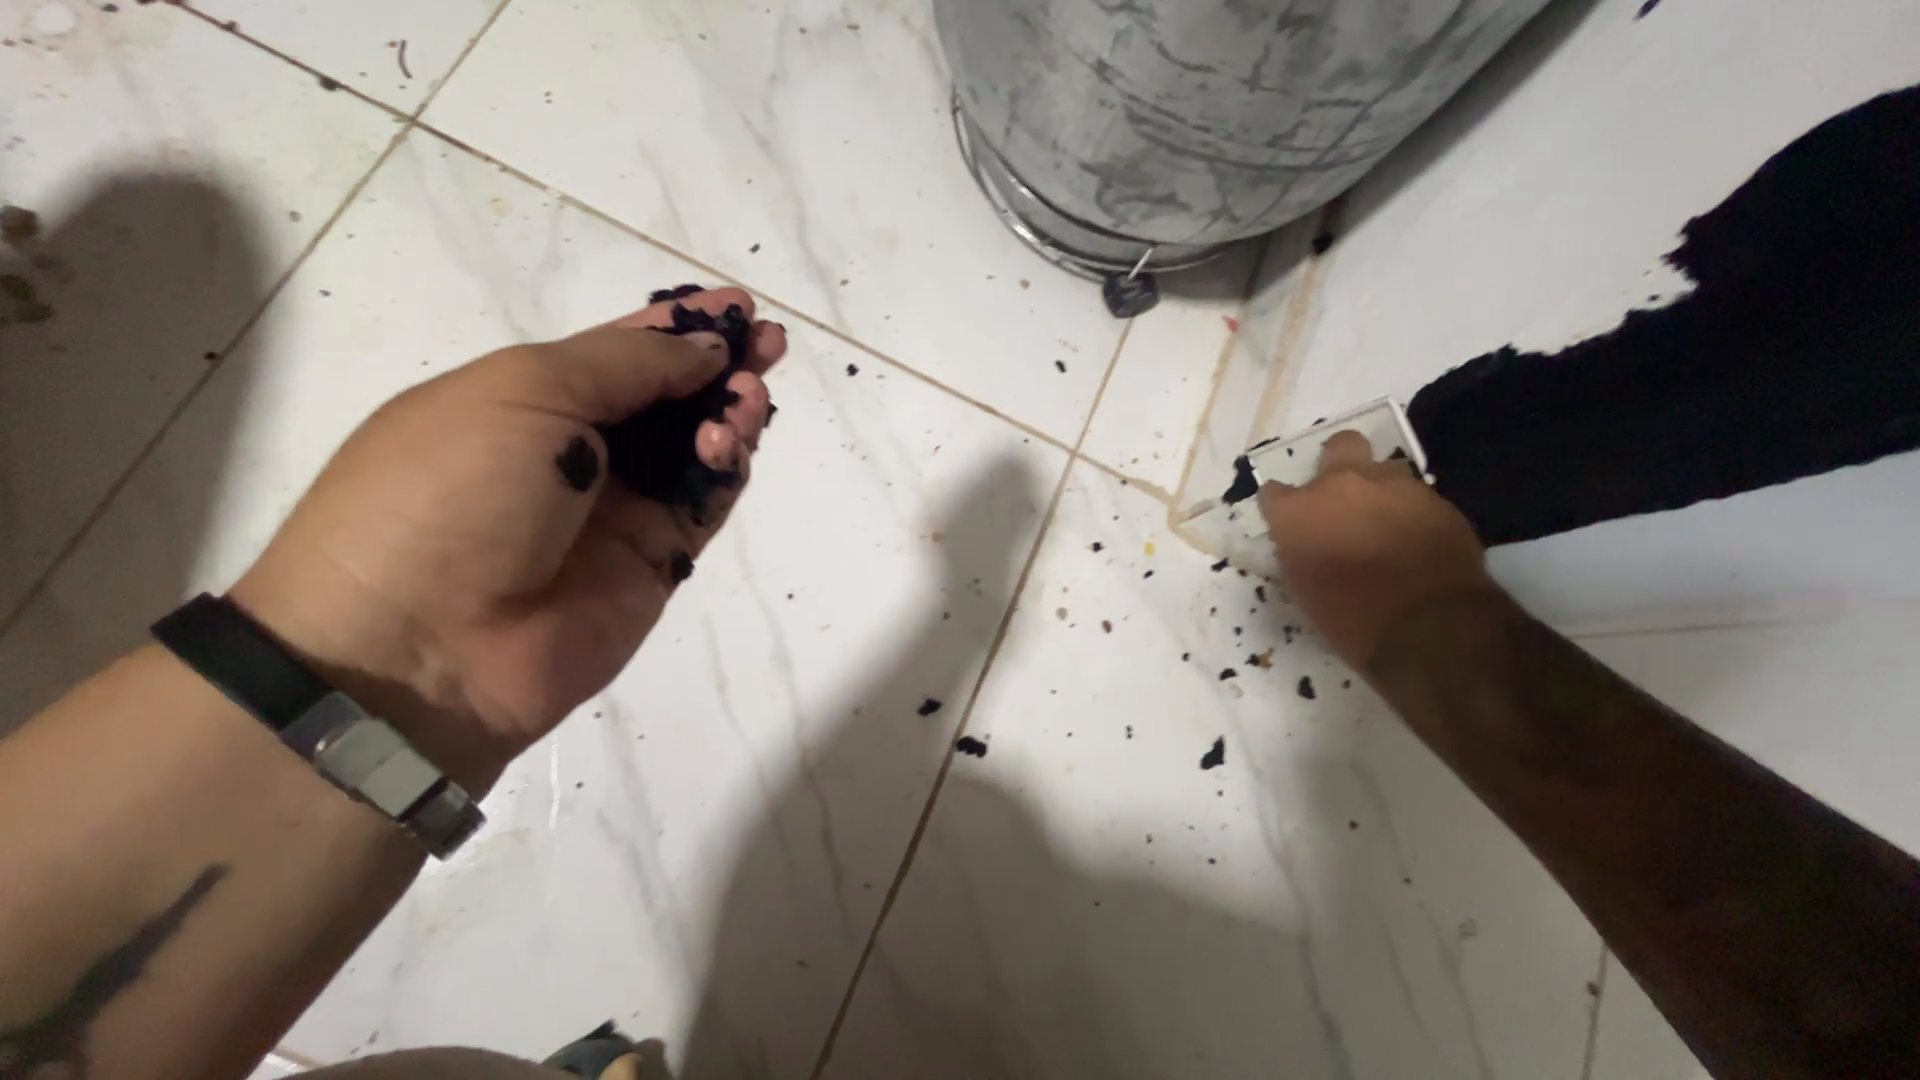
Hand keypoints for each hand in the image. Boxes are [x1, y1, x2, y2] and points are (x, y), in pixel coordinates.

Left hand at [229, 288, 784, 791]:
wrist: (422, 647)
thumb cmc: (450, 491)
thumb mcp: (525, 393)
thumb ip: (626, 365)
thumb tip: (703, 351)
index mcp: (529, 399)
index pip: (621, 352)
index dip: (680, 326)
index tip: (738, 304)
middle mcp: (579, 451)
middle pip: (669, 397)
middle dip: (721, 365)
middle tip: (770, 344)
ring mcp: (619, 510)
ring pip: (696, 448)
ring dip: (729, 412)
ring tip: (751, 395)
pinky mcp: (655, 562)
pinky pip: (705, 502)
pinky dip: (728, 467)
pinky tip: (731, 440)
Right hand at [1258, 431, 1491, 670]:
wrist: (1428, 624)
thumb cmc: (1349, 617)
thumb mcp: (1304, 588)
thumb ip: (1299, 552)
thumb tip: (1304, 543)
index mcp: (1298, 510)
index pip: (1273, 492)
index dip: (1281, 507)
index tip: (1288, 523)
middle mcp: (1342, 485)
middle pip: (1339, 446)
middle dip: (1339, 462)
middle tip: (1342, 497)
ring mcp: (1395, 486)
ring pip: (1385, 470)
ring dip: (1381, 490)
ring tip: (1385, 521)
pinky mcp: (1438, 500)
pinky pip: (1418, 496)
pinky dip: (1412, 512)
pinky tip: (1415, 539)